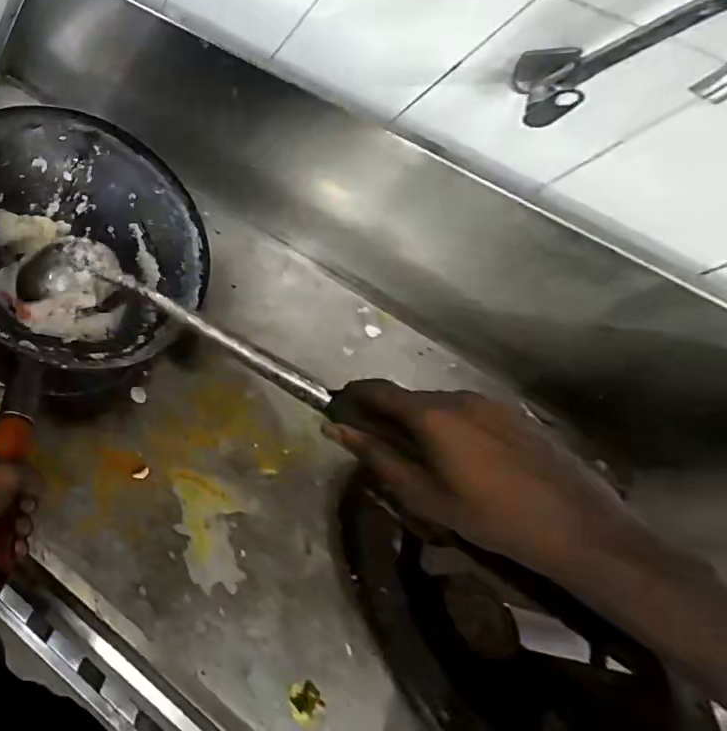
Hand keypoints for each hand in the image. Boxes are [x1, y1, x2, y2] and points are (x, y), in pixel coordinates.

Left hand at [0, 439, 32, 578]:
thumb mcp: (6, 477)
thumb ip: (28, 474)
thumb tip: (37, 482)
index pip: (5, 448)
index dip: (21, 462)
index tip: (31, 478)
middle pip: (15, 485)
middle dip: (26, 502)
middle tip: (25, 510)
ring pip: (14, 512)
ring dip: (22, 525)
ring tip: (18, 534)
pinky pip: (7, 533)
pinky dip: (14, 542)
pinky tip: (16, 550)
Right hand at [324, 380, 639, 573]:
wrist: (594, 539)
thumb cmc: (495, 517)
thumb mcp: (423, 494)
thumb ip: (375, 455)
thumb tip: (334, 427)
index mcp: (430, 414)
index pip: (372, 389)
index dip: (349, 399)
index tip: (340, 419)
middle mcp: (459, 399)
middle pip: (406, 398)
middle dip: (388, 417)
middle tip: (385, 449)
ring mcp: (496, 408)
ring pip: (439, 406)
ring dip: (423, 424)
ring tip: (431, 460)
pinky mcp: (523, 421)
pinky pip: (471, 415)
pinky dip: (456, 430)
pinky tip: (471, 463)